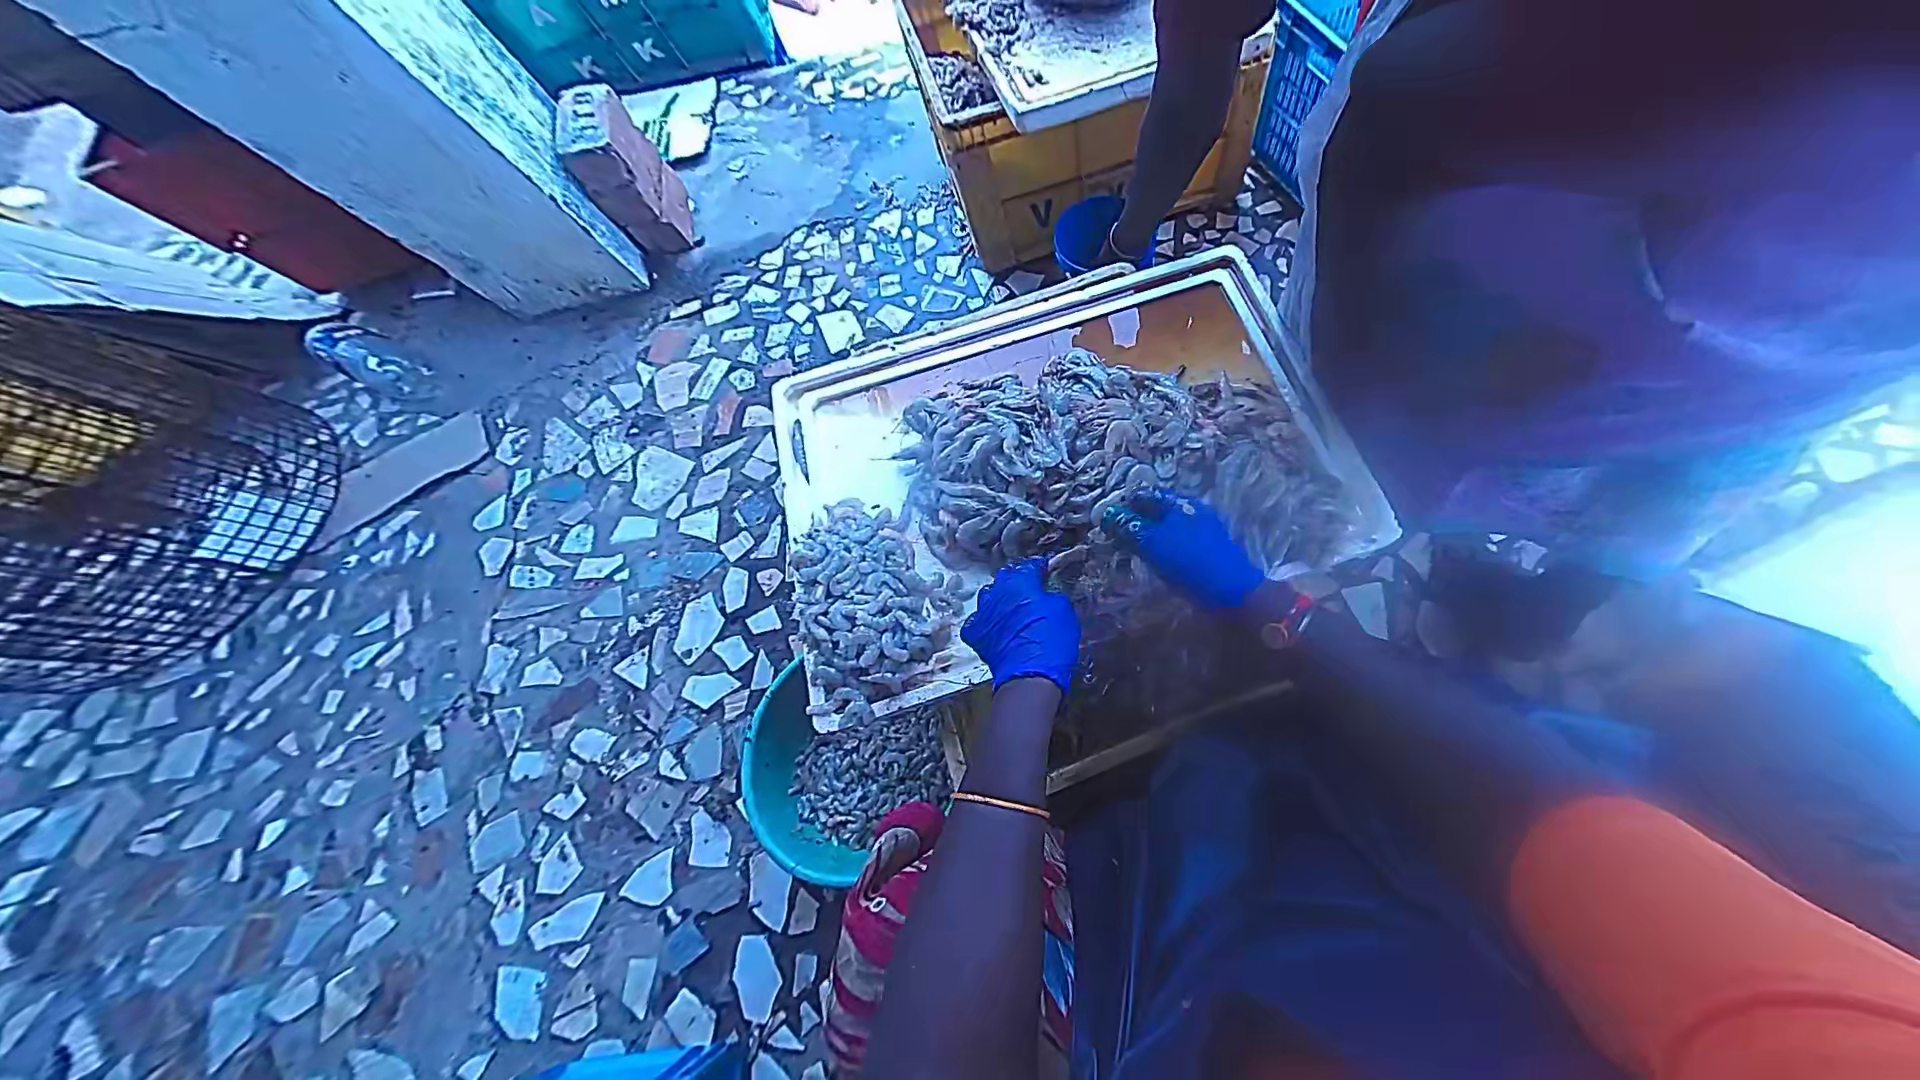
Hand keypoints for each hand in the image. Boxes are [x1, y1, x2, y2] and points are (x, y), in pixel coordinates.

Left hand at [962, 558, 1081, 697]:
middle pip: (1006, 579)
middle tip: (1029, 591)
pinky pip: (978, 621)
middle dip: (1017, 581)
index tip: (1044, 571)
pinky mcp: (976, 634)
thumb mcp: (1063, 611)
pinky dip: (986, 622)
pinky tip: (995, 627)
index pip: (1030, 566)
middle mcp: (998, 592)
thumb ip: (1053, 596)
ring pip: (989, 597)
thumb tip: (1047, 596)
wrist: (1030, 676)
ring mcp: (983, 613)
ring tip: (1012, 608)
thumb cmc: (1051, 641)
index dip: (1039, 568)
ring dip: (1000, 600)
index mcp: (1020, 582)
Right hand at [1103, 489, 1264, 609]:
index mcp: (1181, 504)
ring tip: (1128, 548)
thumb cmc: (1189, 563)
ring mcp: (1202, 534)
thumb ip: (1129, 528)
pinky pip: (1175, 545)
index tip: (1107, 516)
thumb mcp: (1152, 544)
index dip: (1126, 502)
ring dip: (1148, 536)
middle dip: (1136, 519)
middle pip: (1157, 511)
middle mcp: (1193, 513)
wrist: (1231, 595)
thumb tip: (1108, 515)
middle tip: (1114, 532)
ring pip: (1167, 529)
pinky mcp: (1206, 554)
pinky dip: (1160, 550)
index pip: (1146, 494)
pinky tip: (1151, 561)